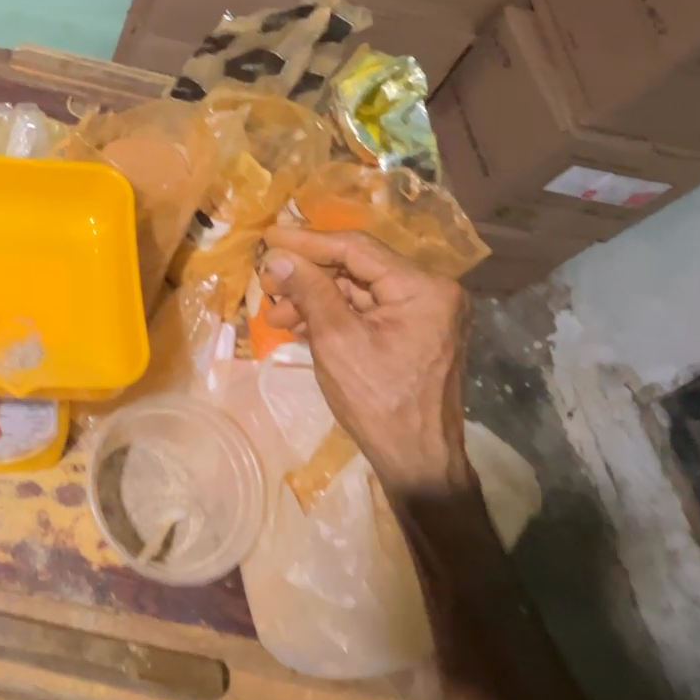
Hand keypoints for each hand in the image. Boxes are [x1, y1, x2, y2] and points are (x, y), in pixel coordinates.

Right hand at [259, 227, 473, 492]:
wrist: (418, 462)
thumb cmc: (378, 402)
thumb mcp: (337, 341)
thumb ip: (309, 291)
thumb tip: (277, 257)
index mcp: (422, 288)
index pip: (356, 248)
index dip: (308, 242)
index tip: (268, 237)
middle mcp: (431, 292)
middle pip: (356, 268)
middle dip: (308, 276)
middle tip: (267, 283)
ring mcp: (425, 314)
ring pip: (358, 291)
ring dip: (315, 299)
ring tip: (275, 314)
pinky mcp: (415, 333)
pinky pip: (367, 311)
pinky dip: (333, 315)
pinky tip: (299, 325)